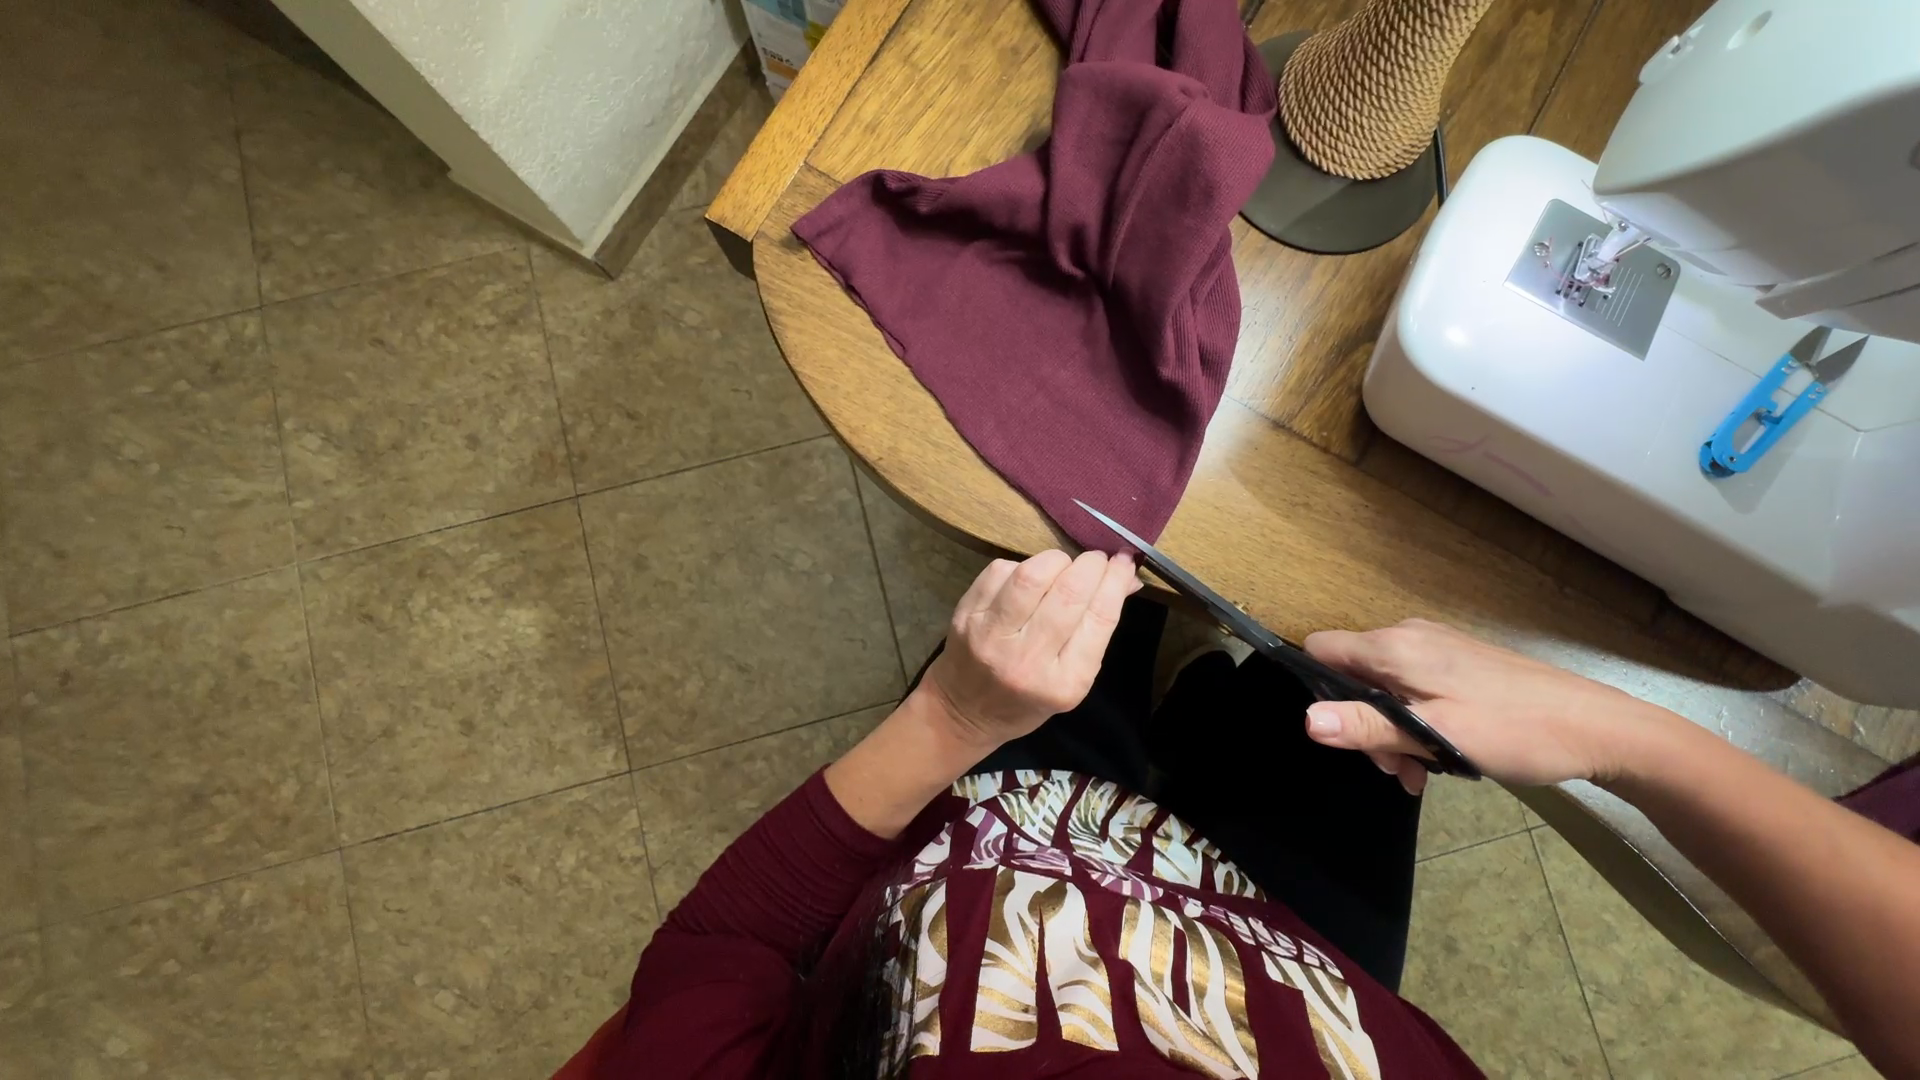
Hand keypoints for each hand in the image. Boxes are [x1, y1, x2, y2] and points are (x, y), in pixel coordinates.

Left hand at [918, 549, 1142, 749]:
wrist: (964, 712)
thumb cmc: (1028, 699)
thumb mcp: (1072, 678)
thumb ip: (1097, 628)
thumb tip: (1127, 577)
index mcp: (1065, 682)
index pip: (1100, 618)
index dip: (1115, 581)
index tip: (1124, 561)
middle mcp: (1028, 660)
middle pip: (1069, 593)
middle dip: (1090, 565)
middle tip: (1096, 559)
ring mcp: (992, 636)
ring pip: (1032, 576)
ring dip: (1056, 560)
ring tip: (1063, 565)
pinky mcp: (967, 616)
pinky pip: (1000, 571)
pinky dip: (1021, 564)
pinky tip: (1027, 576)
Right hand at [1300, 619, 1678, 792]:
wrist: (1603, 729)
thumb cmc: (1515, 731)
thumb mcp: (1435, 737)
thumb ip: (1366, 726)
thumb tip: (1306, 721)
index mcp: (1394, 647)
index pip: (1320, 649)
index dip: (1318, 689)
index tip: (1345, 730)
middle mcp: (1409, 635)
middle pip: (1352, 673)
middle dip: (1362, 722)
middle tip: (1397, 768)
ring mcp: (1437, 646)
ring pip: (1384, 684)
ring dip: (1391, 729)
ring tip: (1423, 772)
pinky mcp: (1460, 660)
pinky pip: (1413, 685)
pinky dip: (1415, 719)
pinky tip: (1442, 753)